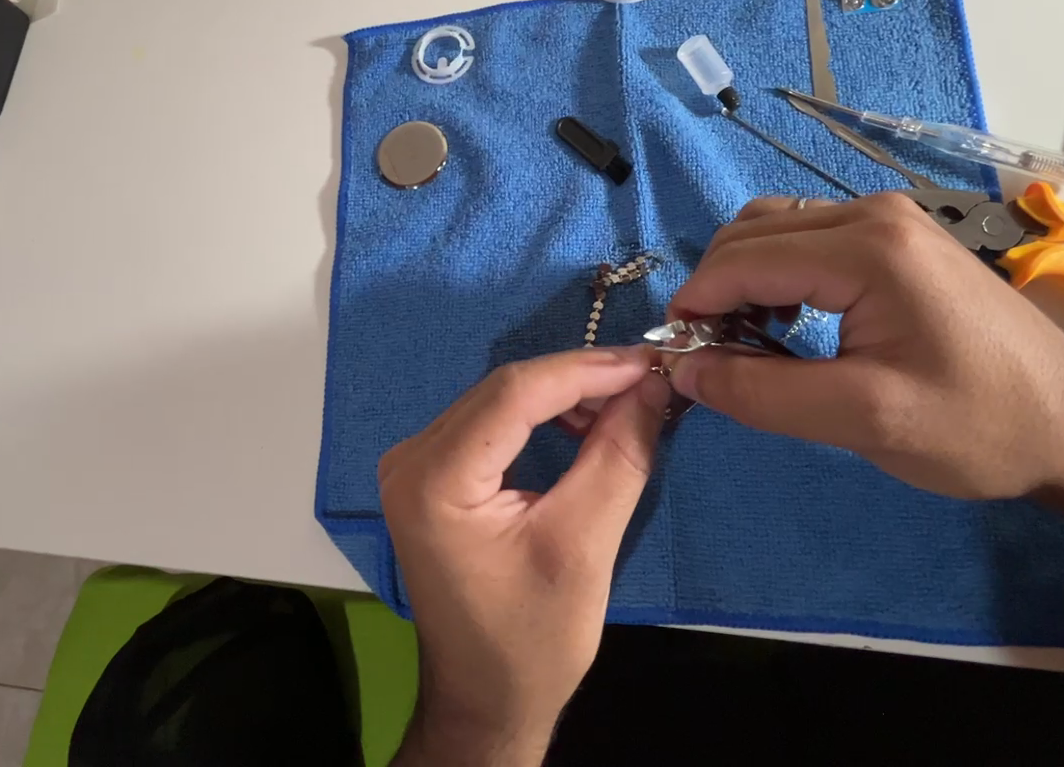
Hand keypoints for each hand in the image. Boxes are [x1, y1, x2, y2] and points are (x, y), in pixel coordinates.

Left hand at [380, 348, 668, 766]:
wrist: (484, 699)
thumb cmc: (530, 640)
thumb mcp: (583, 548)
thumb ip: (617, 459)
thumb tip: (651, 387)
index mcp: (434, 479)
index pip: (514, 394)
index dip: (585, 370)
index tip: (647, 363)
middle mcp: (412, 457)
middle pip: (504, 391)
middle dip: (579, 379)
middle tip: (645, 380)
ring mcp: (416, 463)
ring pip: (500, 400)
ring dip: (563, 394)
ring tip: (623, 402)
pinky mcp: (432, 472)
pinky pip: (492, 422)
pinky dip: (541, 415)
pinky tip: (582, 421)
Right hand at [666, 192, 1063, 500]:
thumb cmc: (978, 426)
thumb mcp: (862, 419)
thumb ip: (759, 393)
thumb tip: (682, 370)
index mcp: (866, 247)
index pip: (742, 259)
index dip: (694, 304)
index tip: (673, 354)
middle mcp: (871, 212)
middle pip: (750, 233)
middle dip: (714, 290)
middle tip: (709, 353)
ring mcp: (887, 218)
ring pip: (772, 228)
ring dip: (742, 278)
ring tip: (746, 339)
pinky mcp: (896, 236)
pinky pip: (806, 238)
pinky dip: (775, 272)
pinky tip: (786, 319)